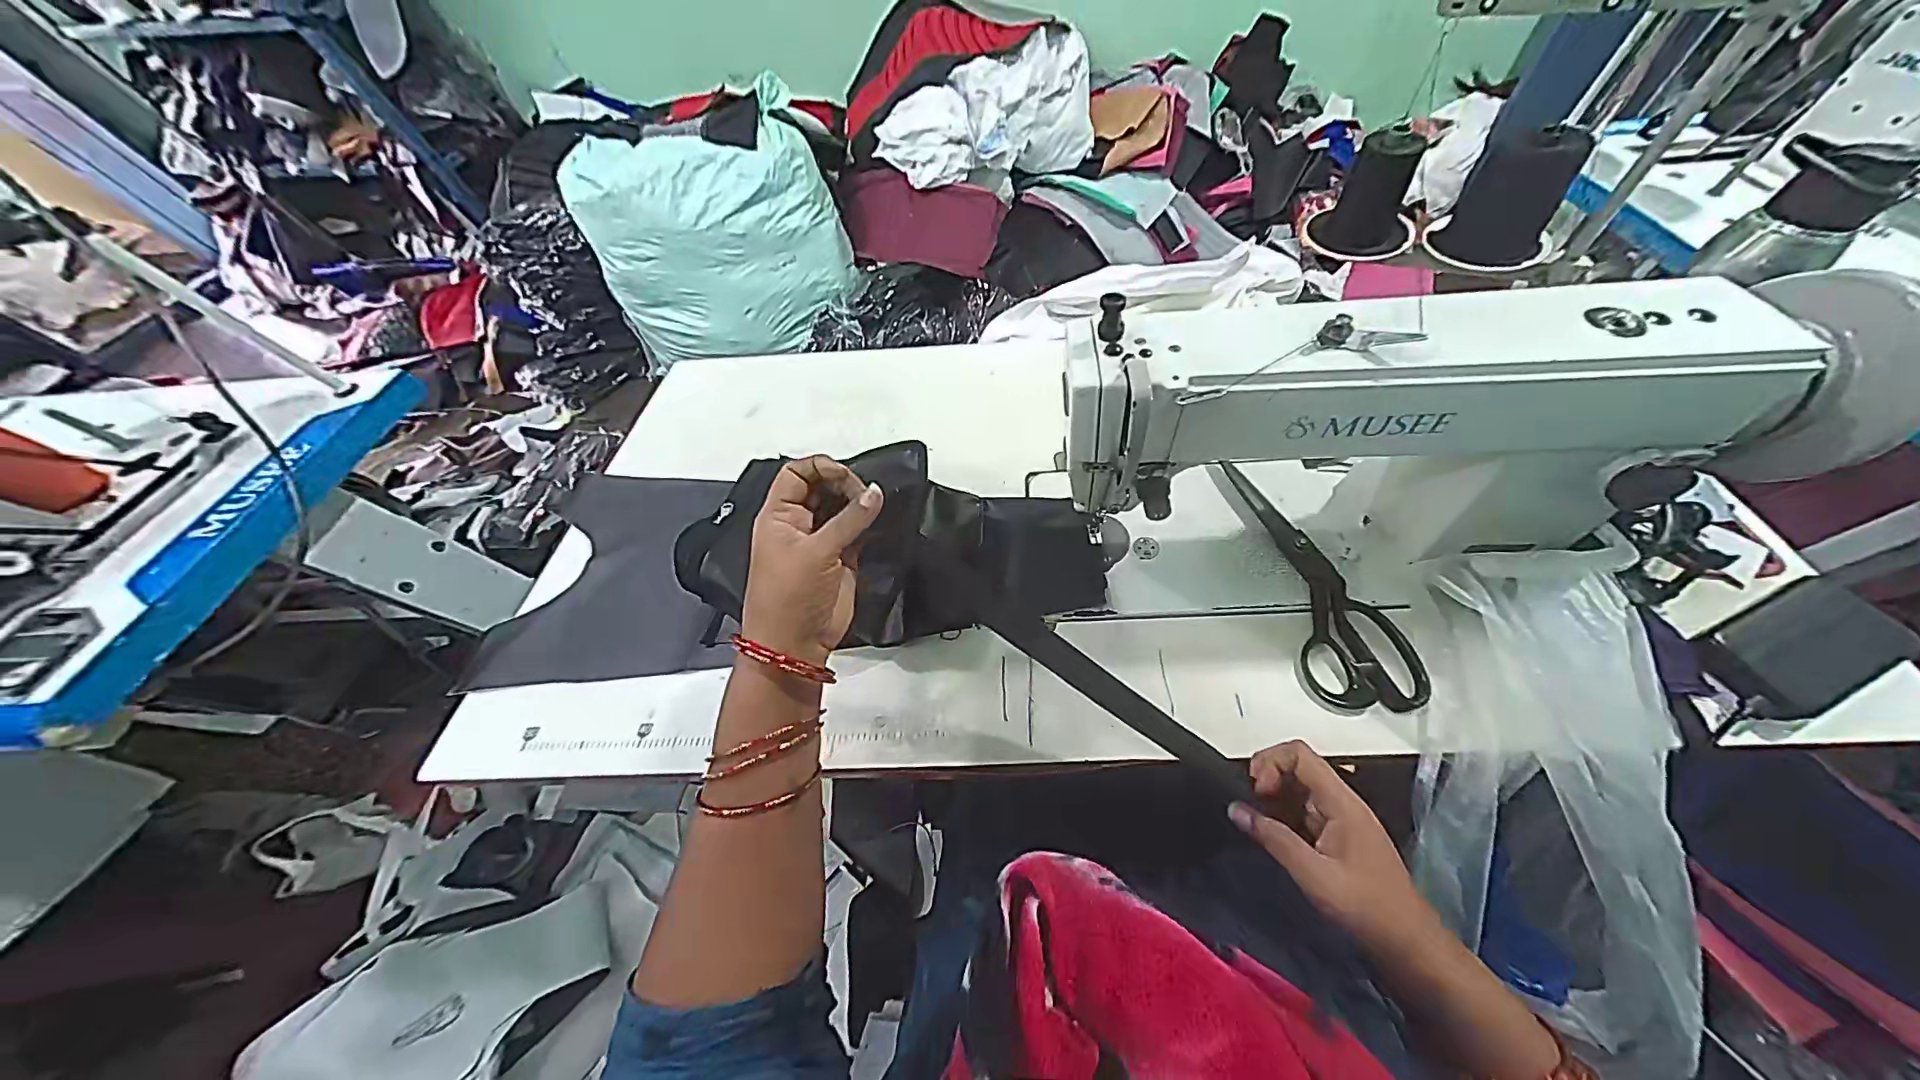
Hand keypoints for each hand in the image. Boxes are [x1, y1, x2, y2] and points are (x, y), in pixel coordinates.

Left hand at [741, 456, 883, 664]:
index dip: (820, 468)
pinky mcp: (841, 559)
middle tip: (864, 494)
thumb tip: (873, 493)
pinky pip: (857, 531)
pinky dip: (868, 524)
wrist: (794, 644)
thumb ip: (849, 520)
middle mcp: (798, 524)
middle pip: (822, 487)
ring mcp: (820, 541)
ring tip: (873, 506)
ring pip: (841, 508)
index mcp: (778, 516)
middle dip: (844, 484)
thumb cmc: (786, 599)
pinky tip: (878, 520)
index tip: (846, 474)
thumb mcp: (816, 552)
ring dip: (858, 504)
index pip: (796, 474)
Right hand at [1229, 740, 1442, 955]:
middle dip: (1268, 778)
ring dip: (1274, 798)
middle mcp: (1342, 803)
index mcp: (1341, 803)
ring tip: (1260, 824)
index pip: (1299, 754)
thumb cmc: (1367, 907)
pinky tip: (1274, 837)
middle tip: (1253, 806)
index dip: (1270, 762)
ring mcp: (1341, 819)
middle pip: (1297, 766)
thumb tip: (1237, 809)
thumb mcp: (1313, 873)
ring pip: (1298, 789)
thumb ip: (1273, 838)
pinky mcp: (1338, 836)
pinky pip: (1304, 811)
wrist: (1408, 943)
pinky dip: (1283, 816)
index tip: (1257, 791)